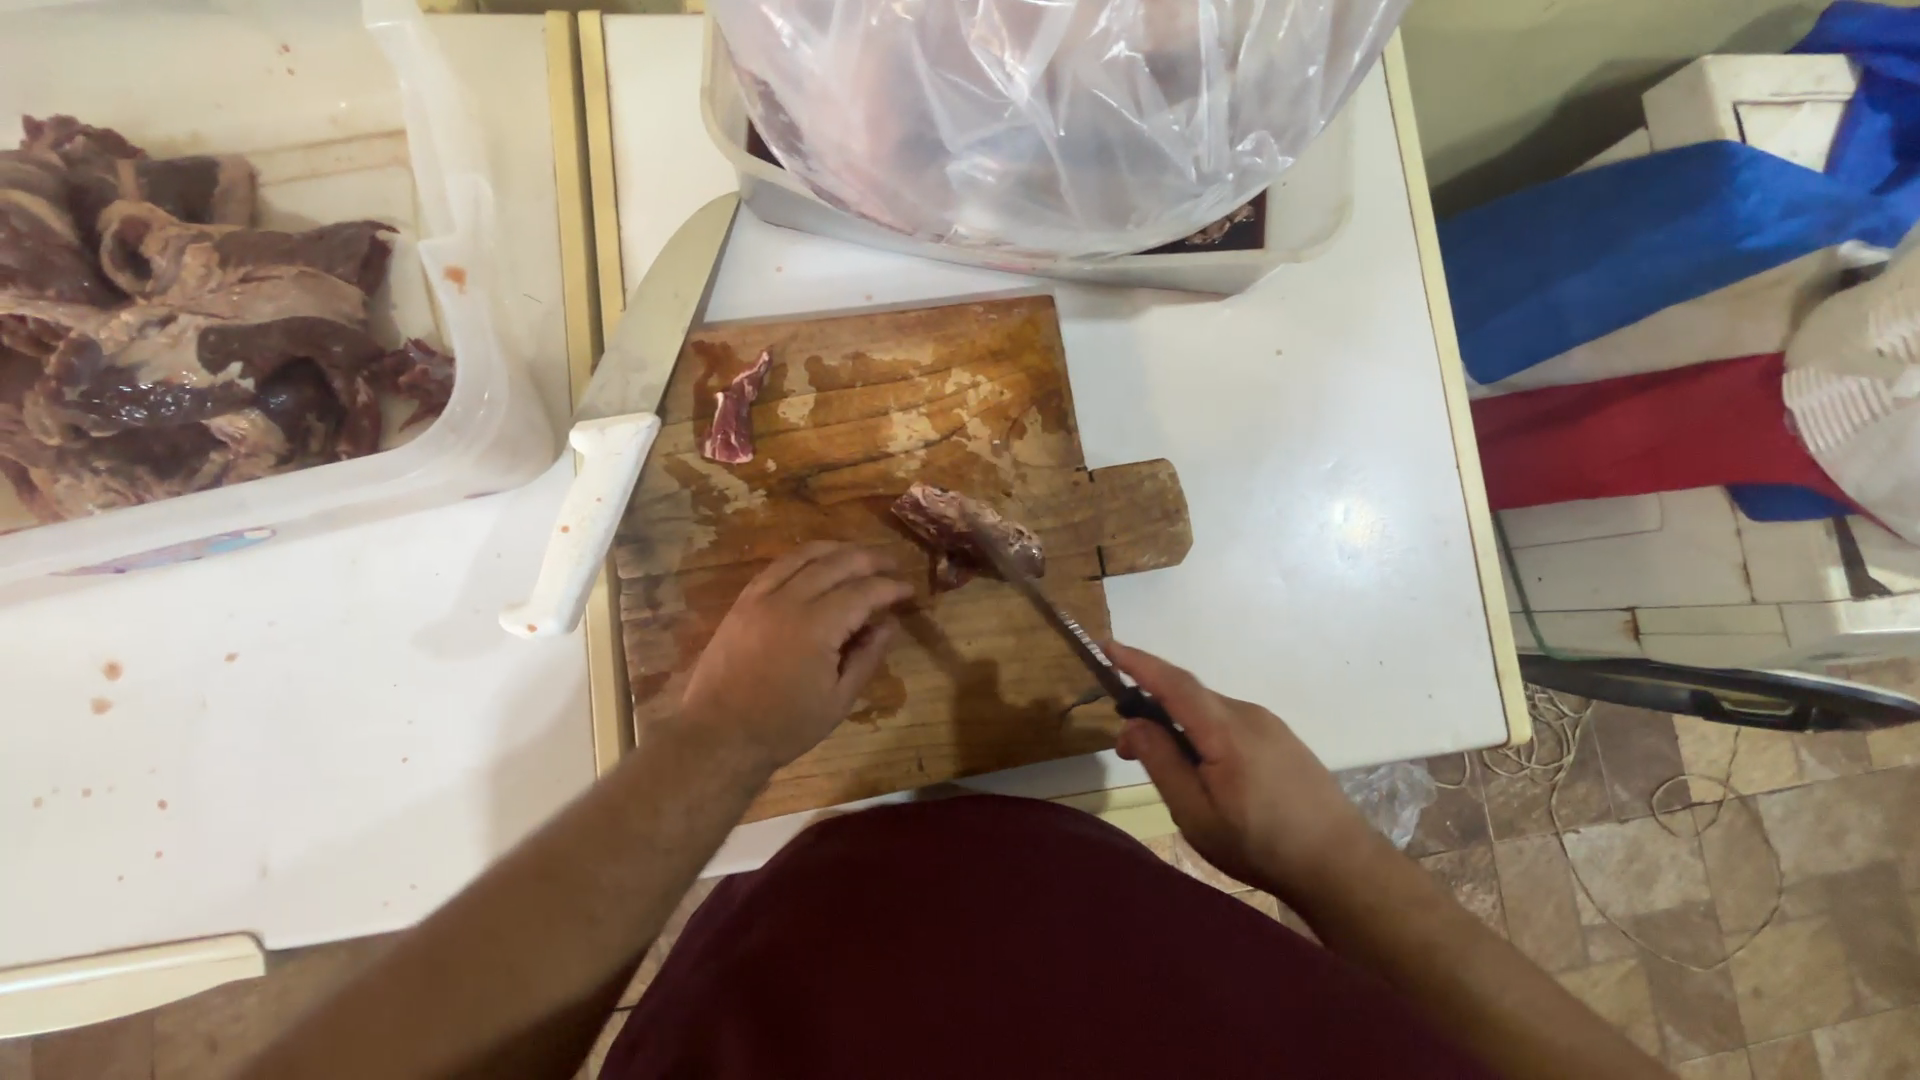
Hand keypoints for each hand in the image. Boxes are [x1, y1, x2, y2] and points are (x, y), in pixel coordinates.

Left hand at [677, 542, 910, 777]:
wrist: (719, 735)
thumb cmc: (785, 726)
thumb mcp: (838, 700)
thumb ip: (867, 657)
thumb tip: (889, 625)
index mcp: (817, 627)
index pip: (863, 592)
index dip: (891, 587)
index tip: (910, 589)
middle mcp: (789, 601)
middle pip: (837, 563)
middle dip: (870, 560)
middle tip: (893, 564)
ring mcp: (761, 598)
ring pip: (804, 555)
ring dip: (837, 549)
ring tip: (859, 554)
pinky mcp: (742, 602)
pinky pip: (776, 566)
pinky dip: (802, 557)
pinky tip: (816, 561)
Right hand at [1110, 643, 1384, 899]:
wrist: (1342, 866)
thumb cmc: (1261, 845)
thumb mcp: (1196, 814)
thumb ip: (1162, 763)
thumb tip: (1134, 724)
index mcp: (1226, 730)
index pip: (1173, 683)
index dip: (1138, 663)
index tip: (1107, 646)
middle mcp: (1248, 715)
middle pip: (1189, 696)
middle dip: (1150, 709)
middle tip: (1124, 750)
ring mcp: (1270, 726)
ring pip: (1209, 713)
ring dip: (1178, 727)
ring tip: (1166, 769)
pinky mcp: (1282, 741)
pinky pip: (1229, 725)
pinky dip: (1203, 735)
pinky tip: (1204, 772)